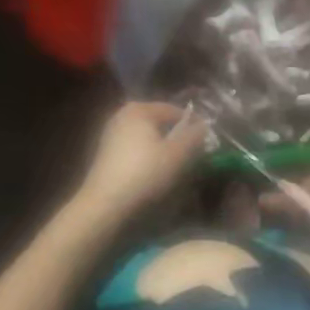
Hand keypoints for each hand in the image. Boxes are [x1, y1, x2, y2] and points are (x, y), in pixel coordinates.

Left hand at [75, 102, 206, 217]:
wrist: (106, 201)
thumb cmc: (145, 172)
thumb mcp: (177, 154)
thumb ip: (193, 136)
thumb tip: (203, 126)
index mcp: (138, 109)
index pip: (172, 110)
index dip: (190, 124)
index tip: (203, 142)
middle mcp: (122, 115)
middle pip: (157, 122)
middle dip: (175, 136)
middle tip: (189, 154)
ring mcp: (111, 133)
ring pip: (146, 135)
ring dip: (161, 147)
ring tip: (173, 165)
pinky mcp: (105, 151)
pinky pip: (134, 147)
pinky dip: (146, 155)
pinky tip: (152, 171)